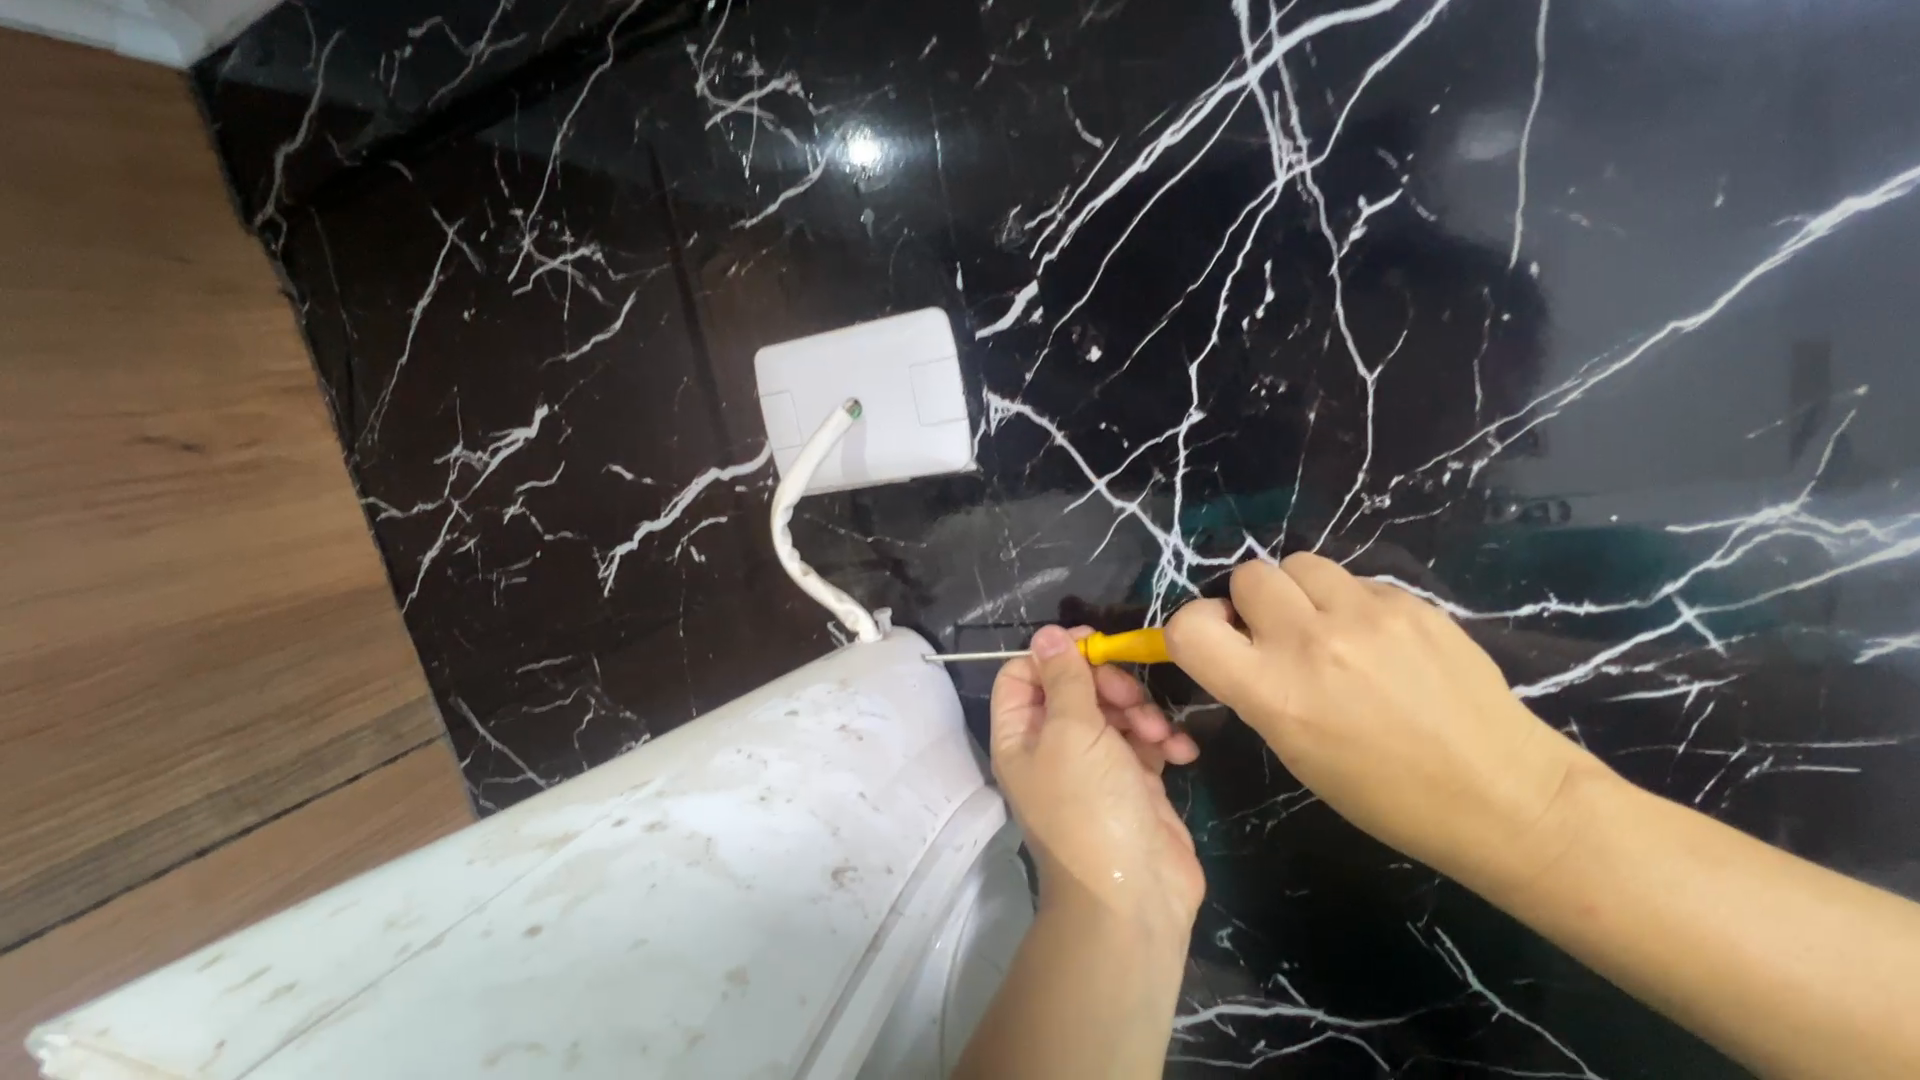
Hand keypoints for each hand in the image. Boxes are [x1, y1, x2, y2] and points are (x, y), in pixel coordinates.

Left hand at [990, 625, 1203, 930]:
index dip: (1053, 654)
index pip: (1021, 675)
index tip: (1092, 644)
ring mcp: (1096, 767)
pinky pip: (1147, 742)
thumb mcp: (1071, 731)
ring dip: (1143, 713)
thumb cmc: (1090, 805)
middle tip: (1130, 699)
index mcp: (1020, 735)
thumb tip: (1045, 633)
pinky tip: (1182, 751)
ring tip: (1158, 735)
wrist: (1134, 894)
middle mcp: (1053, 747)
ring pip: (1116, 712)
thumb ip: (1063, 678)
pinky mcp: (1135, 783)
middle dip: (1109, 685)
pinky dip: (1166, 740)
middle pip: (1075, 688)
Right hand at [1165, 554, 1604, 895]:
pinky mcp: (1411, 602)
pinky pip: (1354, 580)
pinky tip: (1381, 641)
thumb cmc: (1385, 795)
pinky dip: (1351, 602)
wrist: (1502, 794)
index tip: (1221, 643)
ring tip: (1330, 629)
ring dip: (1300, 591)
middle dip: (1253, 602)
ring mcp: (1367, 615)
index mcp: (1275, 694)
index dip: (1194, 627)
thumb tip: (1240, 643)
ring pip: (1299, 563)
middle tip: (1280, 636)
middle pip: (1248, 576)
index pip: (1189, 626)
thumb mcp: (1295, 751)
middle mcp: (1312, 642)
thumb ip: (1258, 687)